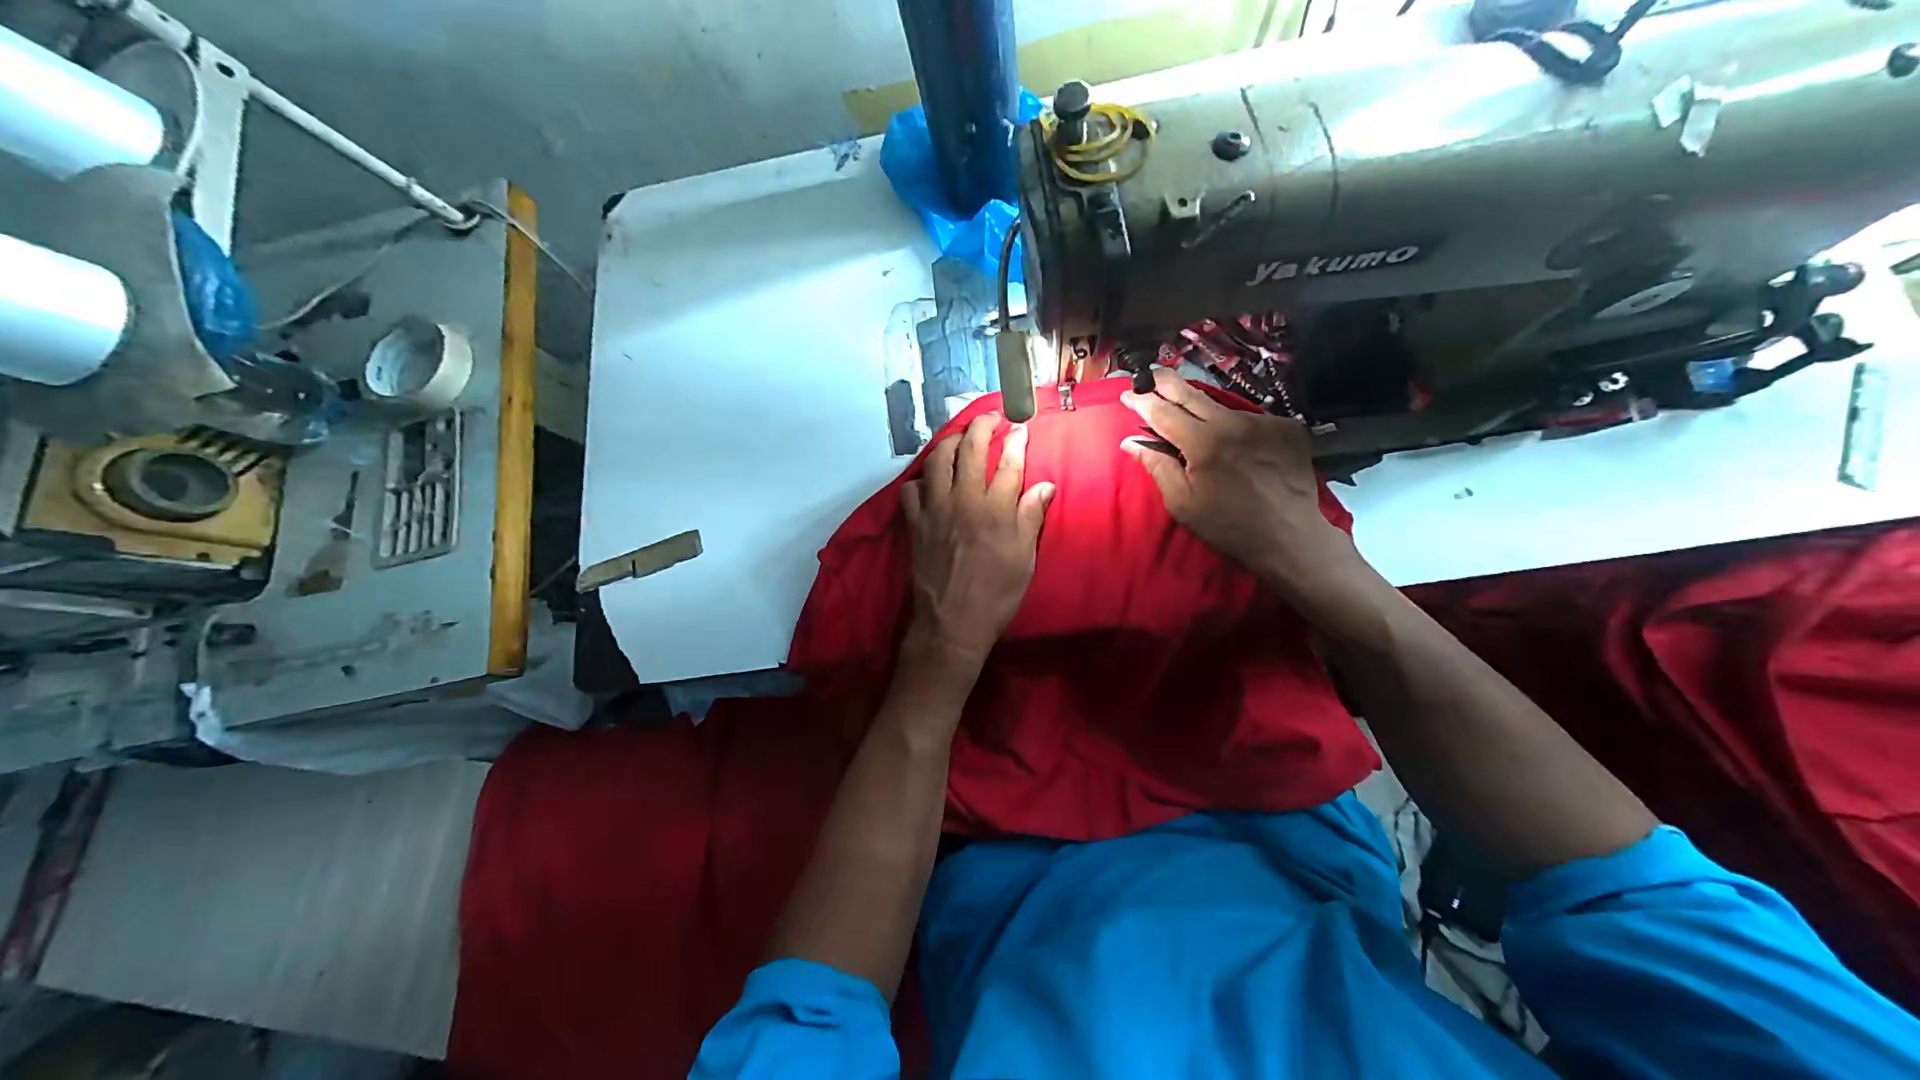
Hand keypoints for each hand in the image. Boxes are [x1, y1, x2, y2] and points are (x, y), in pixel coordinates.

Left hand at [902, 413, 1055, 666]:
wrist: (952, 622)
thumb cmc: (996, 594)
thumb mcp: (1024, 559)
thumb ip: (1031, 517)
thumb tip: (1045, 485)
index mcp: (996, 510)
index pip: (1008, 463)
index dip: (1016, 441)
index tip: (1020, 427)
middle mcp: (964, 501)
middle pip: (970, 450)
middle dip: (981, 426)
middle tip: (990, 418)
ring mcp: (935, 510)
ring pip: (937, 461)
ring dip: (950, 442)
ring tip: (960, 438)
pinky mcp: (915, 523)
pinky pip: (911, 489)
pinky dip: (920, 479)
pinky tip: (929, 480)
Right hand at [1120, 369, 1358, 594]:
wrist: (1289, 536)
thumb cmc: (1228, 525)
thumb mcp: (1182, 503)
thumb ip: (1157, 467)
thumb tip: (1131, 442)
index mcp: (1203, 443)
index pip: (1163, 412)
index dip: (1142, 400)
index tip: (1127, 393)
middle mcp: (1233, 423)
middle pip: (1191, 394)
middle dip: (1166, 383)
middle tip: (1150, 375)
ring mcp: (1264, 422)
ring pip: (1222, 406)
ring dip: (1203, 408)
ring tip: (1192, 414)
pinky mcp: (1287, 427)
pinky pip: (1251, 419)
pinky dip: (1237, 426)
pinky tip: (1236, 442)